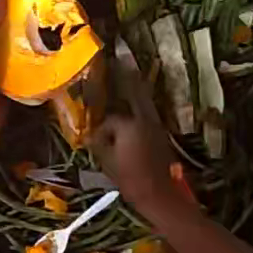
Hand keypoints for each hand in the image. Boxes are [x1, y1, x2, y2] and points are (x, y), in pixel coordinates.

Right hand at [90, 52, 179, 210]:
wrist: (159, 195)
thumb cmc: (130, 179)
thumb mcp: (107, 162)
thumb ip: (99, 143)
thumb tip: (91, 133)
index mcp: (129, 125)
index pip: (110, 120)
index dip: (101, 128)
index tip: (94, 136)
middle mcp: (144, 120)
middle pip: (134, 93)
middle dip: (128, 76)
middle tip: (121, 57)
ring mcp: (156, 127)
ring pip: (143, 102)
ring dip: (136, 88)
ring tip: (129, 74)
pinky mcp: (161, 135)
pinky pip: (148, 114)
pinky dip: (141, 107)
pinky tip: (135, 110)